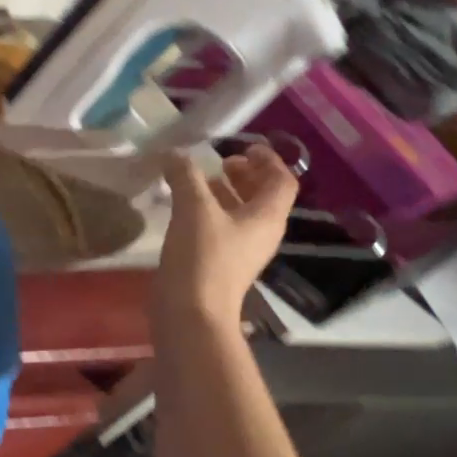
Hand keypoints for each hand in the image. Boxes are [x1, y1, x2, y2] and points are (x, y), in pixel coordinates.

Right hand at [155, 146, 297, 324]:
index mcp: (267, 217)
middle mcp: (261, 232)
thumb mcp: (192, 210)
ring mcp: (242, 249)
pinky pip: (223, 227)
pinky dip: (211, 211)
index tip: (245, 146)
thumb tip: (175, 153)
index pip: (281, 181)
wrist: (192, 309)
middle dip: (246, 175)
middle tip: (222, 161)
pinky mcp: (220, 262)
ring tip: (201, 181)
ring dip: (227, 193)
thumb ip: (185, 178)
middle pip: (263, 197)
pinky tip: (186, 211)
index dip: (268, 160)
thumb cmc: (202, 257)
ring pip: (242, 212)